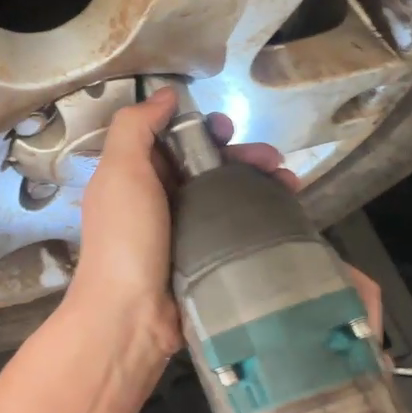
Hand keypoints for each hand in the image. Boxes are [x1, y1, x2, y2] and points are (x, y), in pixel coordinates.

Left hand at [64, 87, 300, 361]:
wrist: (129, 317)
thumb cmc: (124, 238)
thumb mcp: (120, 171)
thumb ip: (135, 127)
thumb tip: (165, 95)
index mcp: (133, 177)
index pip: (172, 141)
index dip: (201, 129)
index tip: (227, 127)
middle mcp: (157, 201)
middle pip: (206, 167)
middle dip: (241, 156)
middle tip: (272, 158)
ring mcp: (182, 233)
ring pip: (226, 196)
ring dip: (259, 183)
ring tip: (290, 182)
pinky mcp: (206, 260)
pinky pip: (236, 229)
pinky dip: (261, 216)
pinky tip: (286, 212)